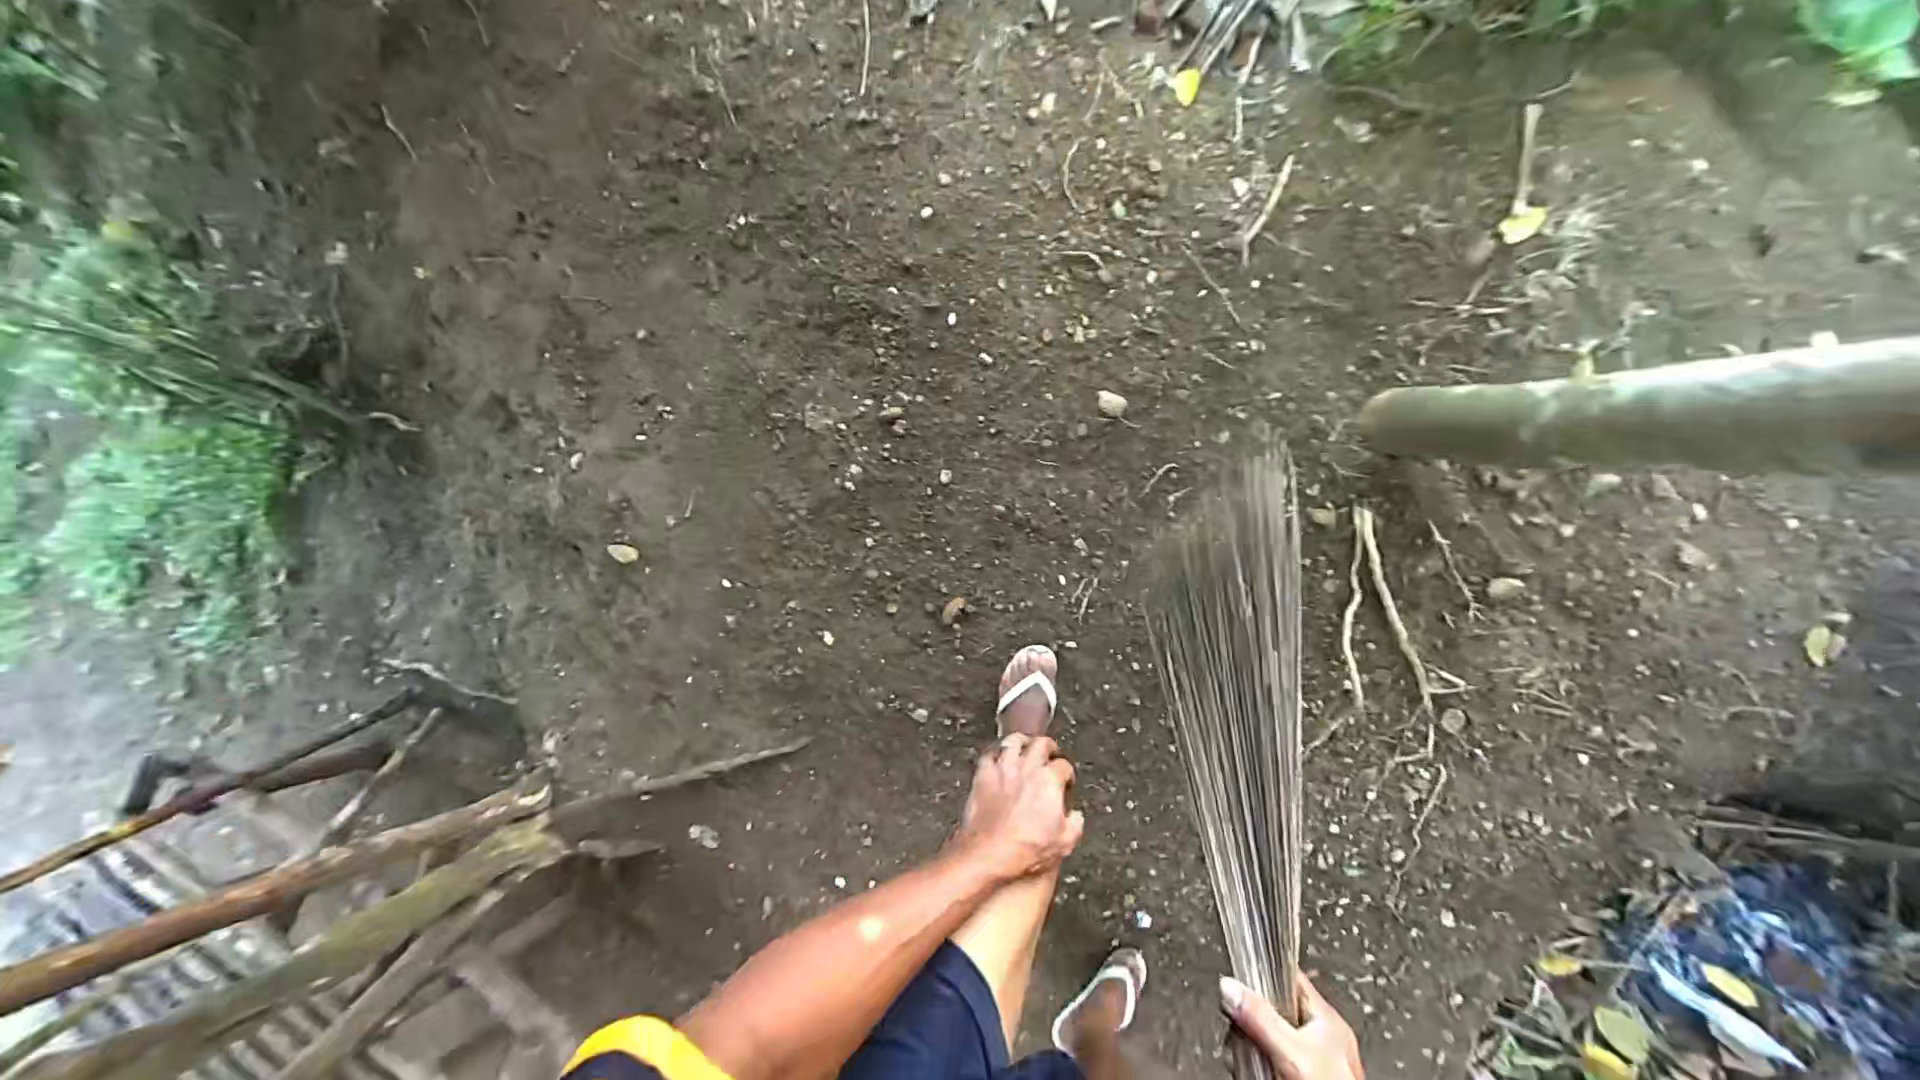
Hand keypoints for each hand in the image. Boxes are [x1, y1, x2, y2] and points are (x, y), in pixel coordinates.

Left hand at [951, 734, 1083, 882]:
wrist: (989, 853)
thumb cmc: (1026, 849)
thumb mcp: (1064, 843)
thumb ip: (1075, 824)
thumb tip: (1075, 816)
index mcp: (1049, 780)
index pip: (1064, 766)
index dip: (1067, 773)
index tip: (1066, 781)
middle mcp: (1027, 767)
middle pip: (1041, 743)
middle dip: (1049, 746)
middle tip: (1051, 753)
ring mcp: (1003, 768)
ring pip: (1013, 741)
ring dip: (1022, 742)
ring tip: (1025, 747)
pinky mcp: (983, 775)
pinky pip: (989, 754)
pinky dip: (996, 754)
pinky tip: (998, 760)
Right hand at [1220, 973, 1363, 1079]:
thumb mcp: (1291, 1052)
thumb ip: (1260, 1017)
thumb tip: (1230, 987)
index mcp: (1327, 1019)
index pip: (1288, 976)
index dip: (1262, 973)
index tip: (1238, 981)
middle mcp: (1324, 1037)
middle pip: (1274, 1008)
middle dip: (1252, 1019)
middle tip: (1241, 1032)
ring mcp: (1317, 1060)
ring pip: (1272, 1035)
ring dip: (1254, 1044)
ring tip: (1247, 1056)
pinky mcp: (1309, 1077)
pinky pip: (1276, 1057)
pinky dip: (1261, 1061)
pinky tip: (1254, 1070)